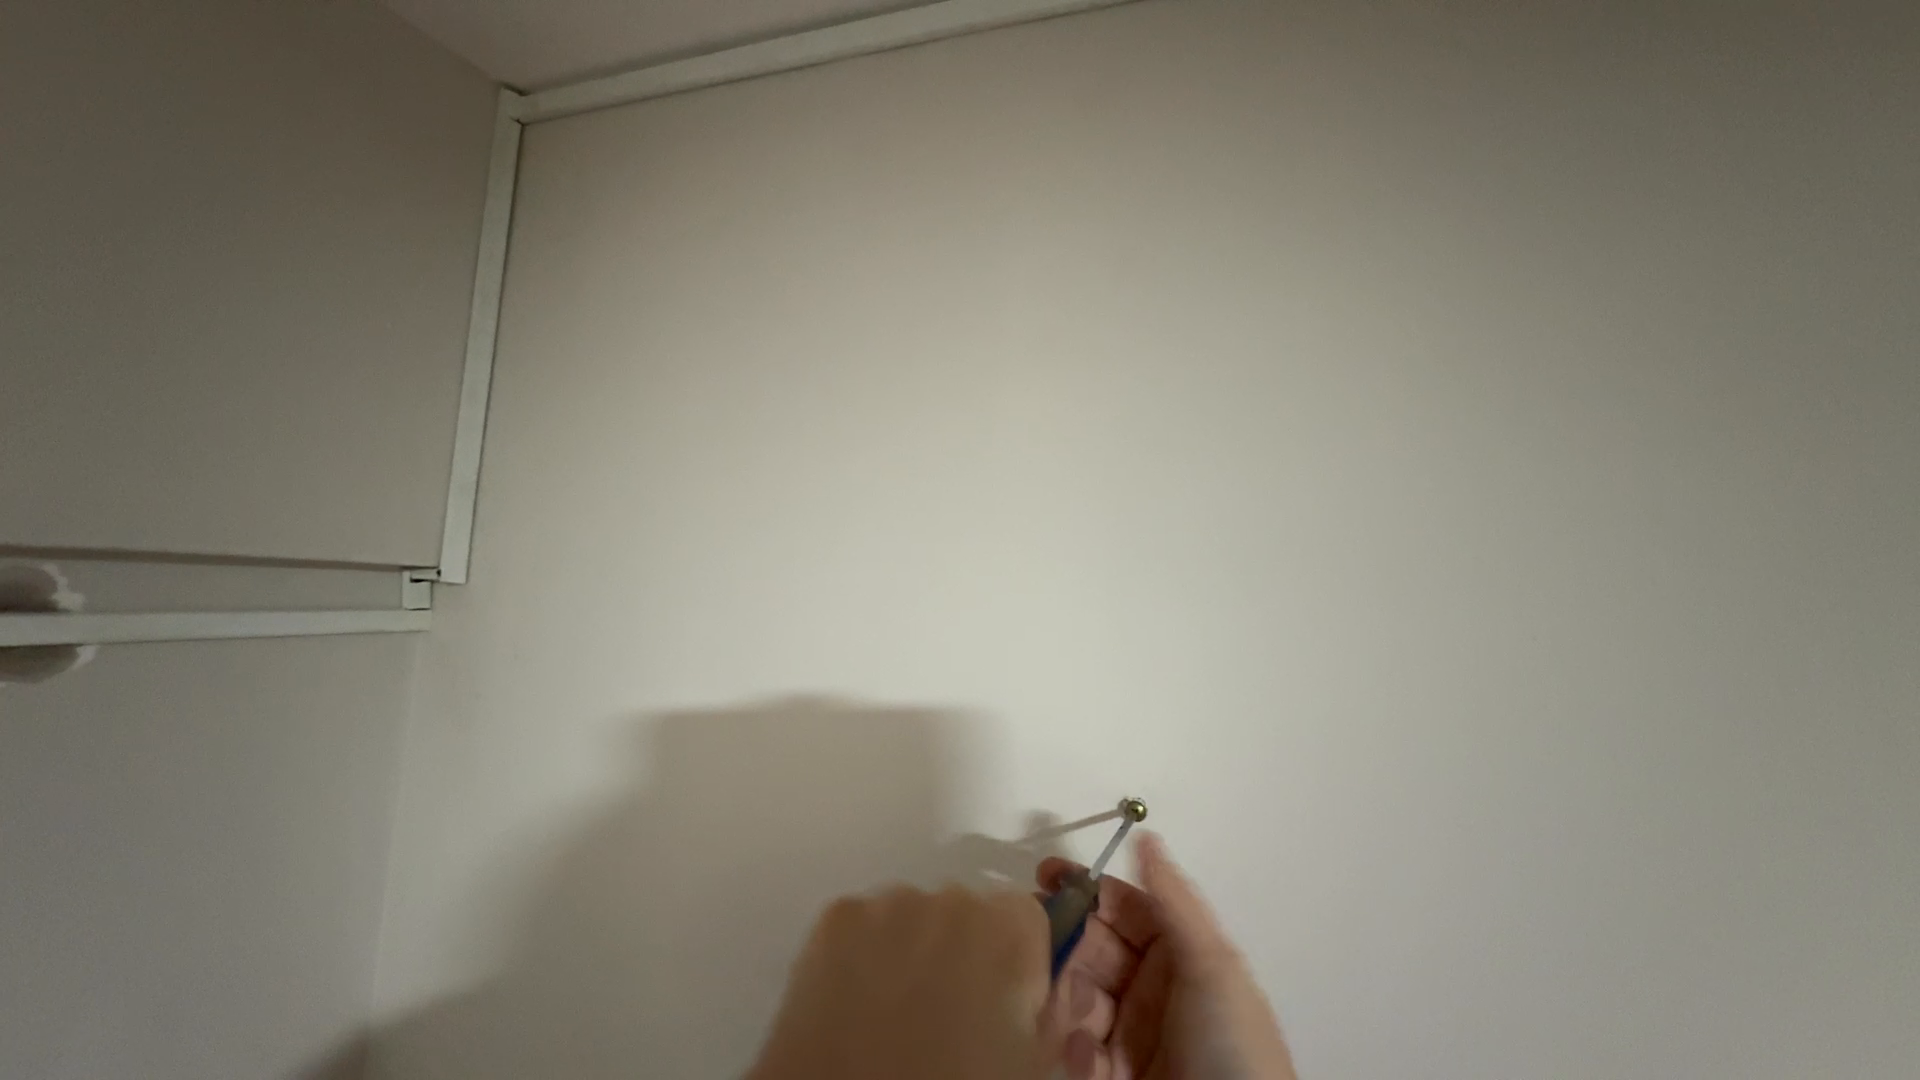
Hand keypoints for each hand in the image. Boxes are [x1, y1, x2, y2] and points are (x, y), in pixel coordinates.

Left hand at [749, 884, 1056, 1079]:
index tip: (1000, 1004)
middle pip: (966, 912)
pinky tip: (856, 1004)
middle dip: (960, 951)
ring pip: (912, 915)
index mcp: (1010, 929)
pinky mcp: (836, 915)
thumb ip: (1052, 1013)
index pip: (1027, 919)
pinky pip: (864, 925)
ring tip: (894, 1014)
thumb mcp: (1028, 1062)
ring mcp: (890, 901)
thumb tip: (1054, 987)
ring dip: (911, 949)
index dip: (1016, 962)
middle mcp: (953, 897)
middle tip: (943, 1016)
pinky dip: (863, 953)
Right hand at [1039, 833, 1297, 1079]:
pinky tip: (1084, 1055)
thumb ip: (1172, 898)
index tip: (1045, 876)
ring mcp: (1130, 1033)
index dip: (1085, 888)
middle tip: (1039, 944)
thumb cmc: (1229, 1043)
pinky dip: (1073, 1048)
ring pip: (1077, 996)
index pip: (1122, 907)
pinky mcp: (1112, 1076)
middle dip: (1065, 943)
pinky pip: (1078, 1049)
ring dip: (1067, 999)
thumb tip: (1145, 834)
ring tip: (1075, 1019)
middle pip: (1091, 947)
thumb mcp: (1211, 964)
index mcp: (1177, 953)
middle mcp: (1150, 987)